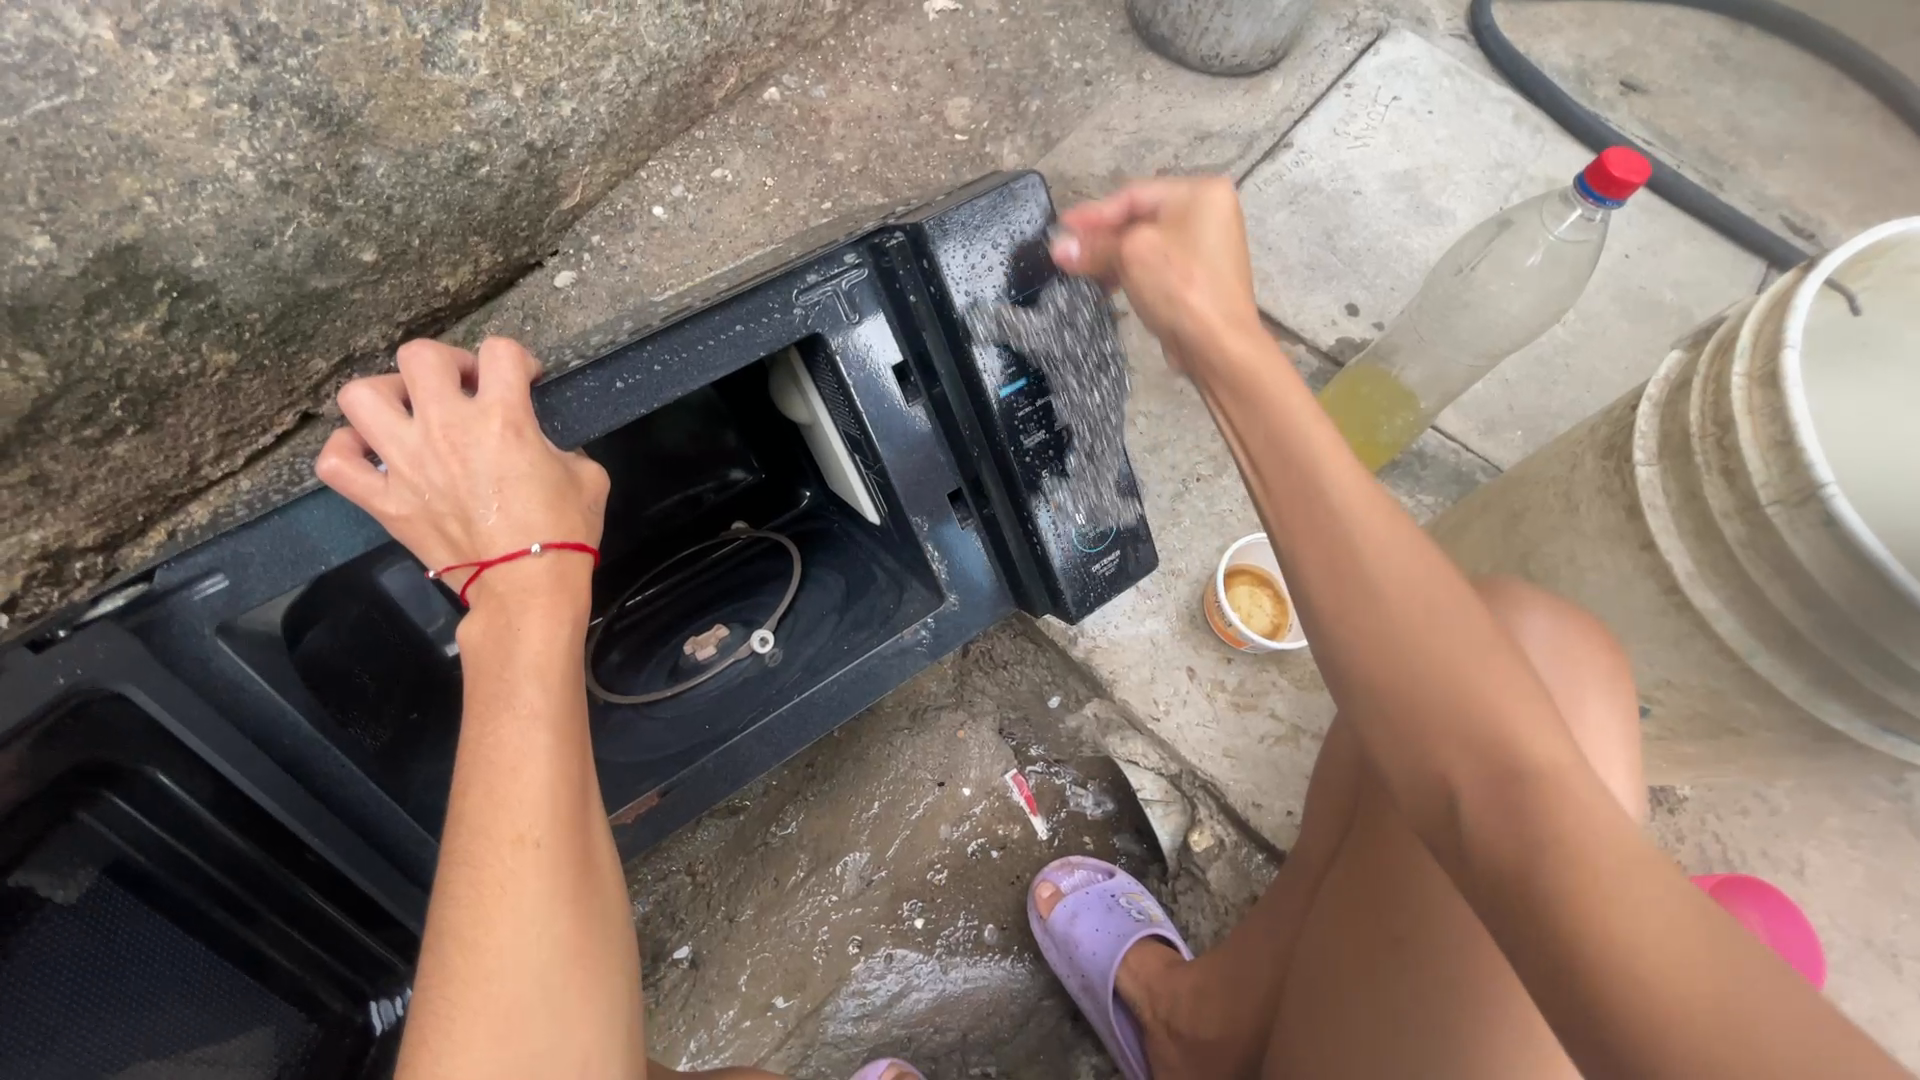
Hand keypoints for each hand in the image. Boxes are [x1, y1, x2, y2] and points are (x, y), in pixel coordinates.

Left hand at [314, 337, 609, 609]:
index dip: (517, 359)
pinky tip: (373, 455)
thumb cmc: (565, 532)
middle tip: (465, 388)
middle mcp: (446, 429)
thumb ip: (561, 447)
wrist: (528, 588)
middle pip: (420, 356)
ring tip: (412, 413)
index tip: (525, 380)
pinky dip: (347, 451)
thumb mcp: (588, 476)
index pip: (501, 352)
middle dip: (448, 363)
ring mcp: (405, 464)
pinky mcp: (383, 500)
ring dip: (387, 395)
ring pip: (360, 396)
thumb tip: (543, 446)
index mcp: (503, 419)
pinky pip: (335, 462)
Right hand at [1050, 177, 1263, 367]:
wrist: (1218, 344)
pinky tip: (1109, 286)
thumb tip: (1058, 247)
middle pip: (1140, 218)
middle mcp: (1208, 213)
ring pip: (1146, 245)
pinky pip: (1157, 266)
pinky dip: (1131, 272)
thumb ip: (1094, 247)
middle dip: (1102, 238)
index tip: (1063, 227)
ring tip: (1083, 272)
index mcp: (1200, 193)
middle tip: (1069, 252)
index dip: (1094, 213)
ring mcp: (1206, 247)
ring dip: (1112, 257)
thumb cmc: (1181, 288)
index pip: (1134, 195)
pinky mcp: (1199, 278)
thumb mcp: (1131, 255)